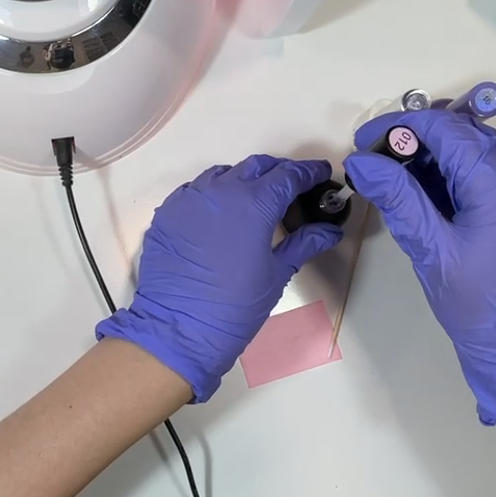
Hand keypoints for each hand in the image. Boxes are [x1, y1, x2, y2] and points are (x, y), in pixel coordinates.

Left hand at [98, 155, 342, 401]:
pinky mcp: (166, 214)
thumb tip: (329, 231)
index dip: (308, 172)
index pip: (288, 175)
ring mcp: (188, 200)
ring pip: (221, 175)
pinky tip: (217, 213)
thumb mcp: (276, 274)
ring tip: (252, 198)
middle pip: (254, 167)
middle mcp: (220, 191)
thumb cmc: (235, 306)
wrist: (178, 328)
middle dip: (276, 172)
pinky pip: (193, 192)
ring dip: (241, 180)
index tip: (320, 173)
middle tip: (289, 186)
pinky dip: (211, 195)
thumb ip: (303, 244)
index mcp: (254, 203)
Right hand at [342, 109, 495, 422]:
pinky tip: (422, 188)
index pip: (446, 128)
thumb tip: (359, 161)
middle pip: (462, 130)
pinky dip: (451, 167)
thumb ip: (397, 198)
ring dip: (430, 151)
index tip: (361, 140)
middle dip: (413, 137)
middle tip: (371, 160)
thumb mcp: (429, 248)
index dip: (399, 125)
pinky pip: (485, 165)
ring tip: (391, 175)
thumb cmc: (475, 302)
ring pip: (473, 144)